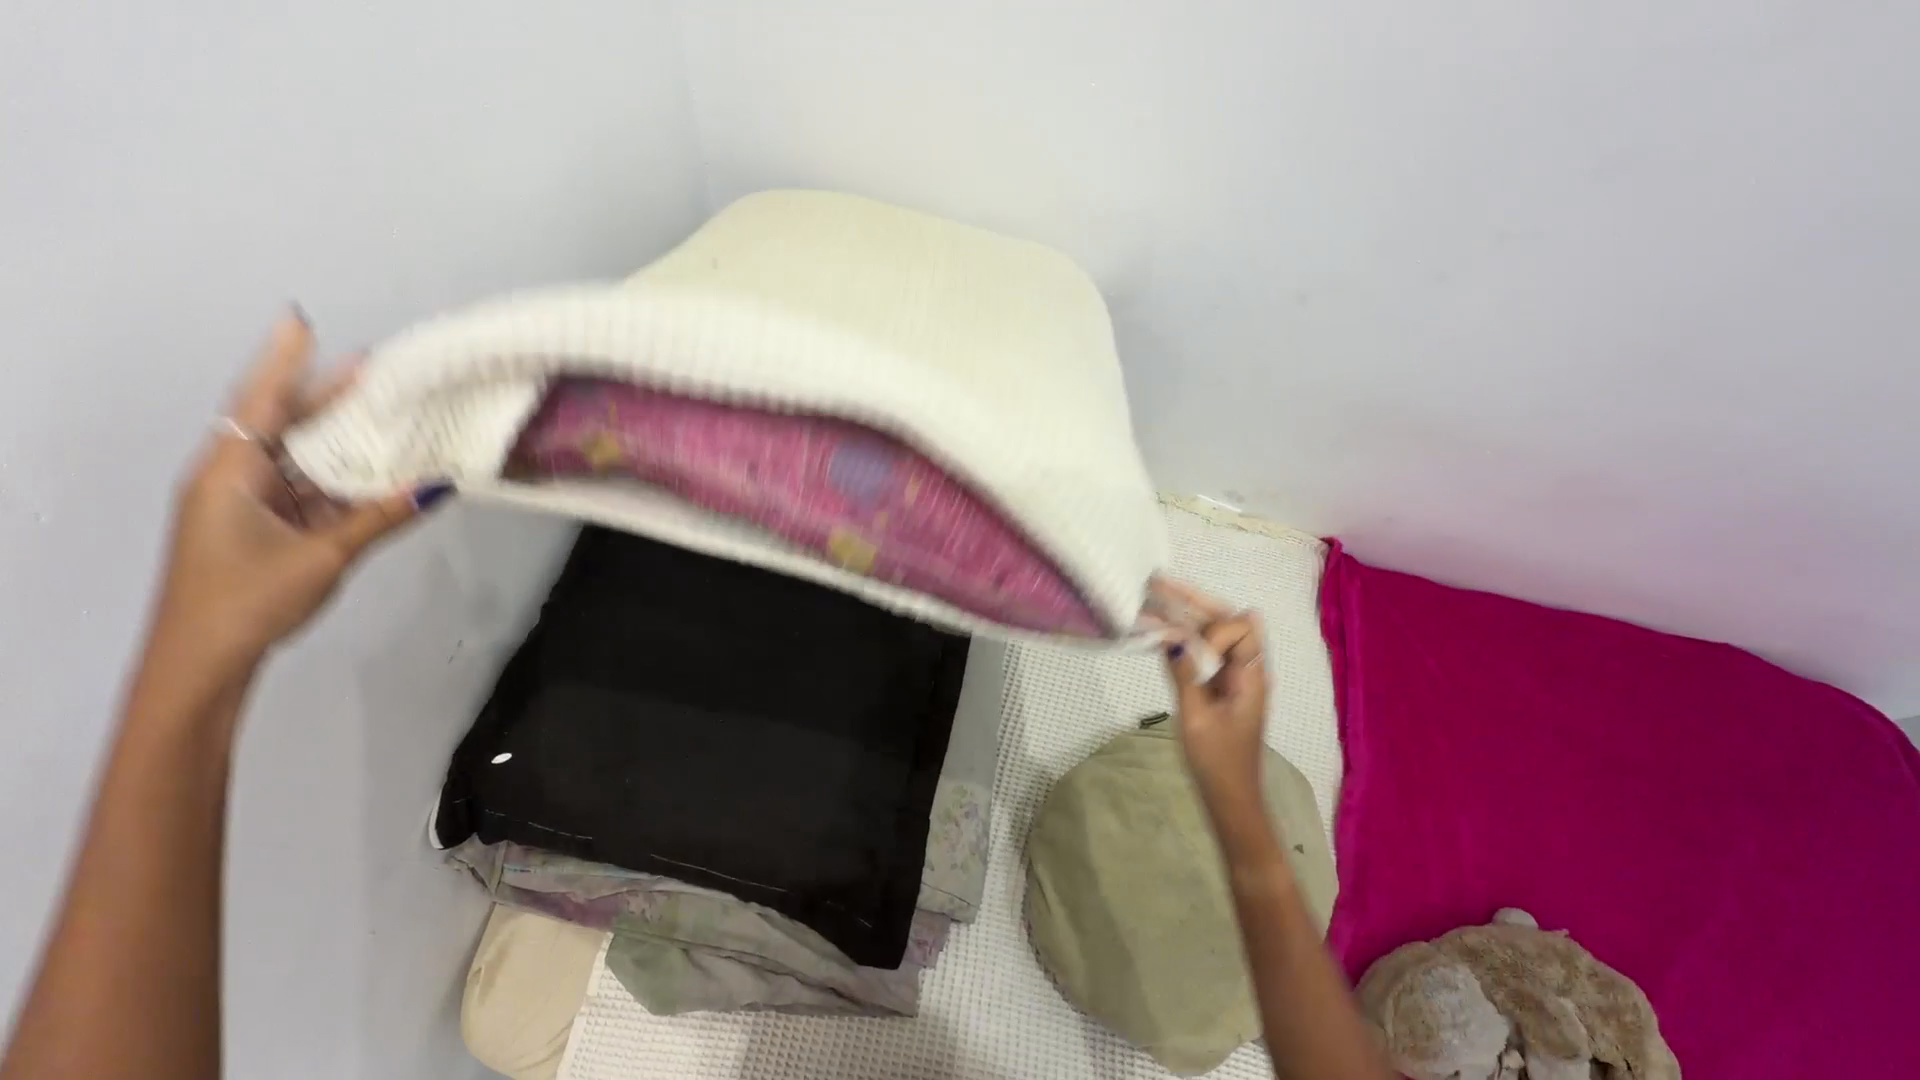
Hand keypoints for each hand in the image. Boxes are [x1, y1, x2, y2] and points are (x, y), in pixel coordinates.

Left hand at [146, 309, 442, 682]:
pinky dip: (338, 480)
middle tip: (372, 368)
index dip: (284, 362)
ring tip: (384, 416)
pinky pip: (304, 490)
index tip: (303, 321)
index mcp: (229, 474)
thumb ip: (381, 517)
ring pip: (296, 459)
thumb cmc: (249, 600)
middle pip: (280, 425)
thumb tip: (440, 484)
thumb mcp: (323, 556)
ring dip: (338, 441)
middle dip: (324, 397)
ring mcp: (244, 506)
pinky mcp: (259, 529)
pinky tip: (374, 473)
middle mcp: (232, 479)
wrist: (201, 663)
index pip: (259, 403)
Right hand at [1156, 580, 1269, 808]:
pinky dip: (1184, 638)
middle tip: (1159, 584)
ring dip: (1185, 616)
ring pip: (1214, 634)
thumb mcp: (1196, 719)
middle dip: (1193, 601)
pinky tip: (1158, 632)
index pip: (1240, 627)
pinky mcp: (1221, 686)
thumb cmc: (1217, 762)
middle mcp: (1247, 669)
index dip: (1214, 632)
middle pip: (1226, 620)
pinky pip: (1205, 653)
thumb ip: (1184, 676)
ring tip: (1152, 599)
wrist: (1230, 798)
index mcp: (1251, 675)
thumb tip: (1171, 640)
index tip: (1194, 658)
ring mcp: (1234, 677)